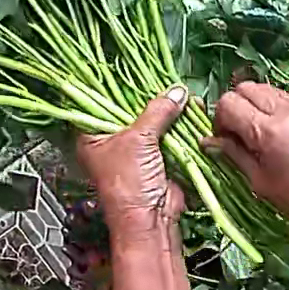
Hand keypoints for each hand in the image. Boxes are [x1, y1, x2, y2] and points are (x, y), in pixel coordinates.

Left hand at [77, 87, 188, 236]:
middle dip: (154, 99)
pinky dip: (183, 130)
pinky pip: (172, 139)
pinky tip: (194, 114)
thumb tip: (178, 91)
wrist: (151, 219)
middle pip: (134, 111)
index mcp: (94, 134)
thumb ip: (158, 112)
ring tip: (188, 97)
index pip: (103, 100)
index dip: (121, 85)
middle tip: (171, 83)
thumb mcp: (139, 140)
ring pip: (156, 124)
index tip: (139, 70)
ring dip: (173, 114)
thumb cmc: (130, 182)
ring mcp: (139, 151)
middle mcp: (114, 141)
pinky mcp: (161, 161)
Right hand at [205, 83, 288, 231]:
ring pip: (265, 88)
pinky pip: (283, 97)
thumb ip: (233, 154)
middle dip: (235, 106)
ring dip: (253, 104)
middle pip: (245, 87)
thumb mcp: (259, 180)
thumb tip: (207, 141)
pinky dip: (272, 107)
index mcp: (269, 132)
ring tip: (256, 131)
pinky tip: (276, 130)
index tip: (223, 137)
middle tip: (237, 131)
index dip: (220, 119)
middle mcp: (286, 112)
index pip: (229, 103)